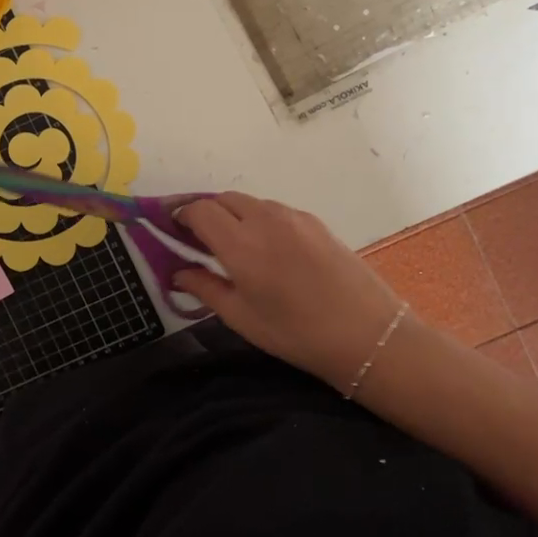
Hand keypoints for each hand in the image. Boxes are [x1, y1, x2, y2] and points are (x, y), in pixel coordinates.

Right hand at [174, 192, 424, 389]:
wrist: (370, 337)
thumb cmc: (296, 333)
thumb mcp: (240, 317)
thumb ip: (204, 287)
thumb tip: (177, 273)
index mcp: (240, 244)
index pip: (198, 211)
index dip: (178, 216)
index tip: (167, 229)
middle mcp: (265, 220)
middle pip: (221, 199)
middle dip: (201, 212)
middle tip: (191, 236)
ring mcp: (294, 218)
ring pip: (248, 203)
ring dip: (229, 214)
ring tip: (226, 243)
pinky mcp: (316, 224)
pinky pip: (273, 210)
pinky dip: (256, 219)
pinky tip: (261, 247)